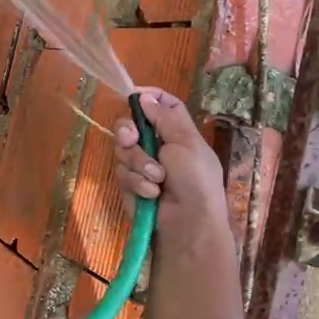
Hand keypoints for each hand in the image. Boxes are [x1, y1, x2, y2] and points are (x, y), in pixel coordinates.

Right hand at [113, 89, 227, 236]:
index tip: (133, 95)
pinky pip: (123, 172)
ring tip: (156, 179)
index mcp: (178, 133)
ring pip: (123, 149)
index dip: (149, 97)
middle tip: (132, 139)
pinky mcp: (129, 183)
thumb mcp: (186, 144)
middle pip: (131, 124)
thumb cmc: (196, 181)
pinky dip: (136, 182)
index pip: (162, 105)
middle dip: (128, 132)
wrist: (188, 223)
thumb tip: (144, 95)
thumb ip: (164, 118)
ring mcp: (142, 165)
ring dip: (138, 163)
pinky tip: (150, 193)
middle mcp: (158, 146)